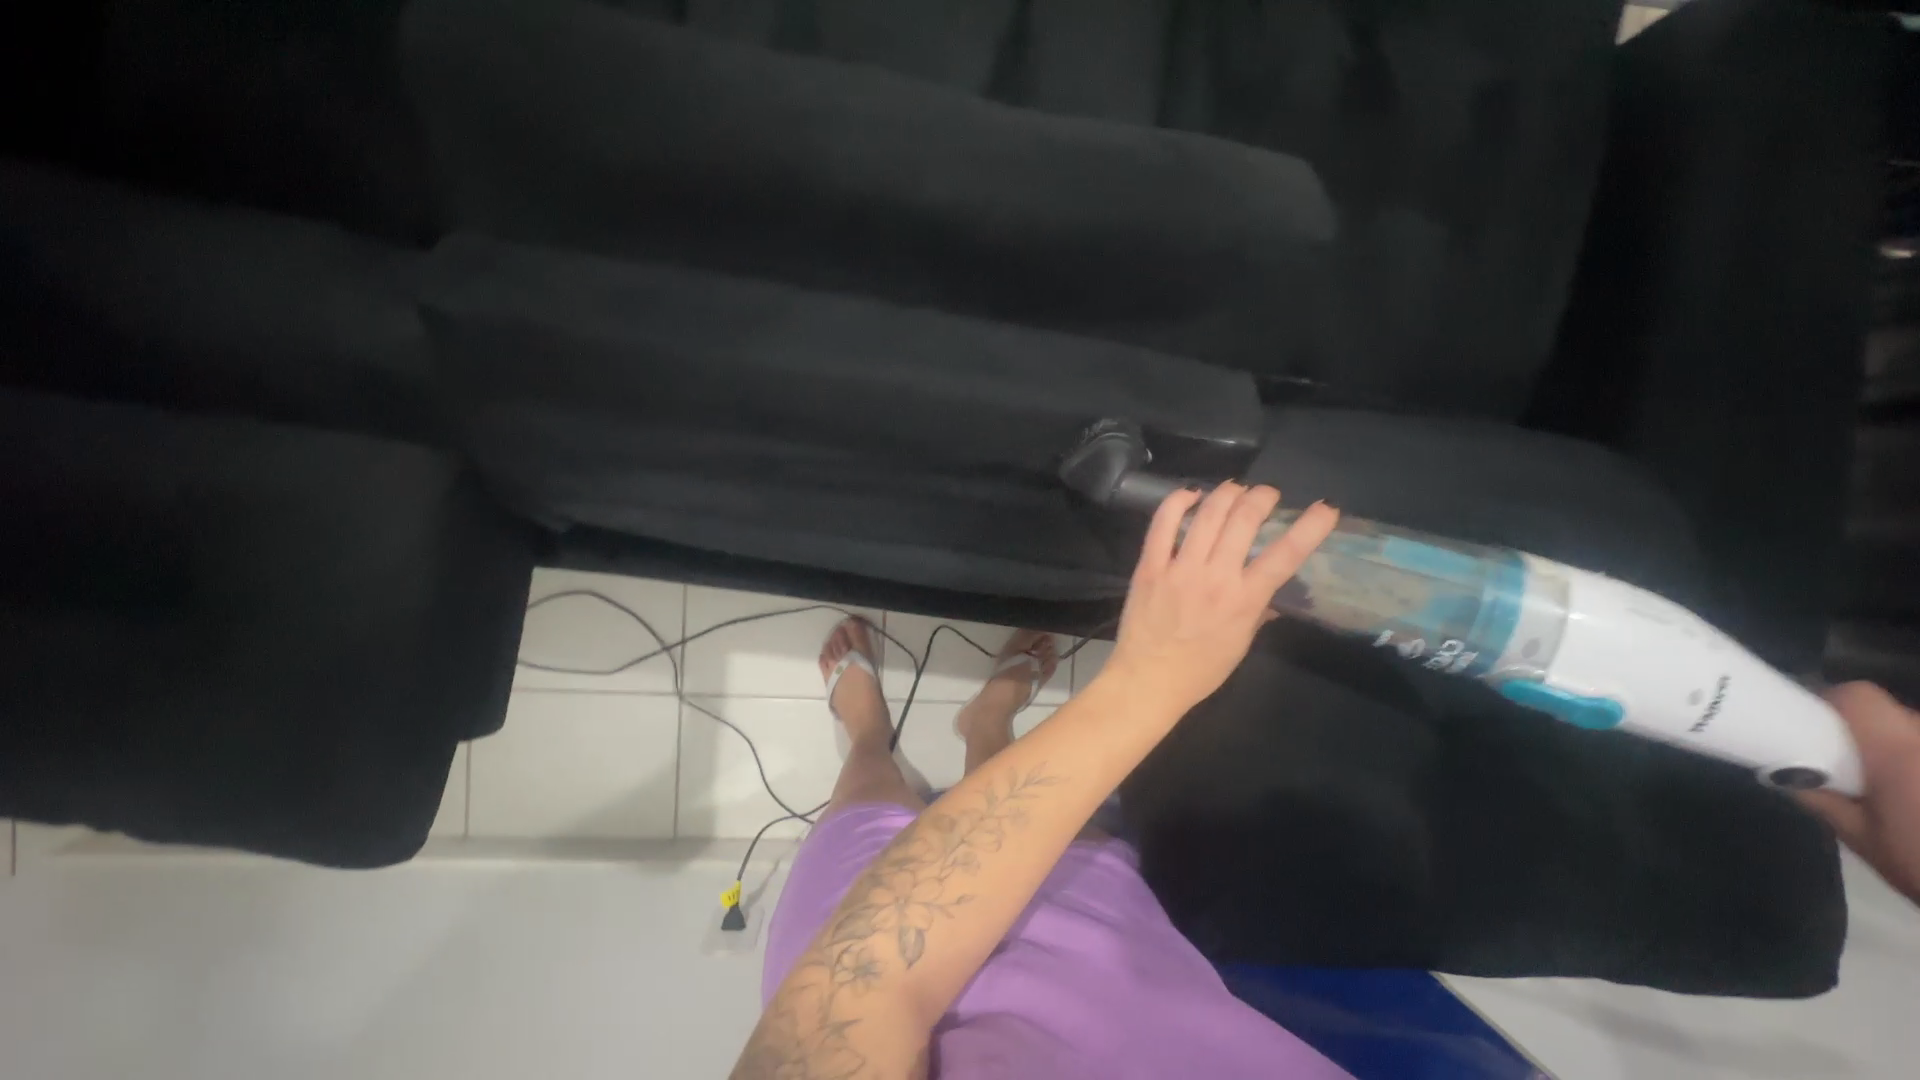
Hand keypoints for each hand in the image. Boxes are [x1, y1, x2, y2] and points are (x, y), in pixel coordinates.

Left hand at [1103, 483, 1339, 713]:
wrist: (1148, 680)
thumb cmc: (1201, 670)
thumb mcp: (1242, 643)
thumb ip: (1258, 610)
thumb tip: (1274, 593)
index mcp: (1245, 600)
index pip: (1286, 555)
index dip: (1310, 527)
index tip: (1326, 509)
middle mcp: (1215, 577)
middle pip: (1244, 521)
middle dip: (1261, 498)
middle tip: (1267, 493)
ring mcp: (1179, 569)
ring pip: (1207, 515)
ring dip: (1226, 494)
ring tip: (1236, 488)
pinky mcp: (1149, 566)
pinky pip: (1162, 525)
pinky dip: (1177, 502)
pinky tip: (1190, 494)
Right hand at [1797, 682, 1919, 905]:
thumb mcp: (1860, 839)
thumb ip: (1822, 799)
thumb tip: (1790, 776)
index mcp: (1896, 752)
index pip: (1859, 697)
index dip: (1834, 703)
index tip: (1818, 727)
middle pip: (1897, 715)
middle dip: (1874, 734)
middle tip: (1861, 769)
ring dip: (1909, 754)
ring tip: (1906, 791)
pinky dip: (1919, 768)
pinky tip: (1919, 796)